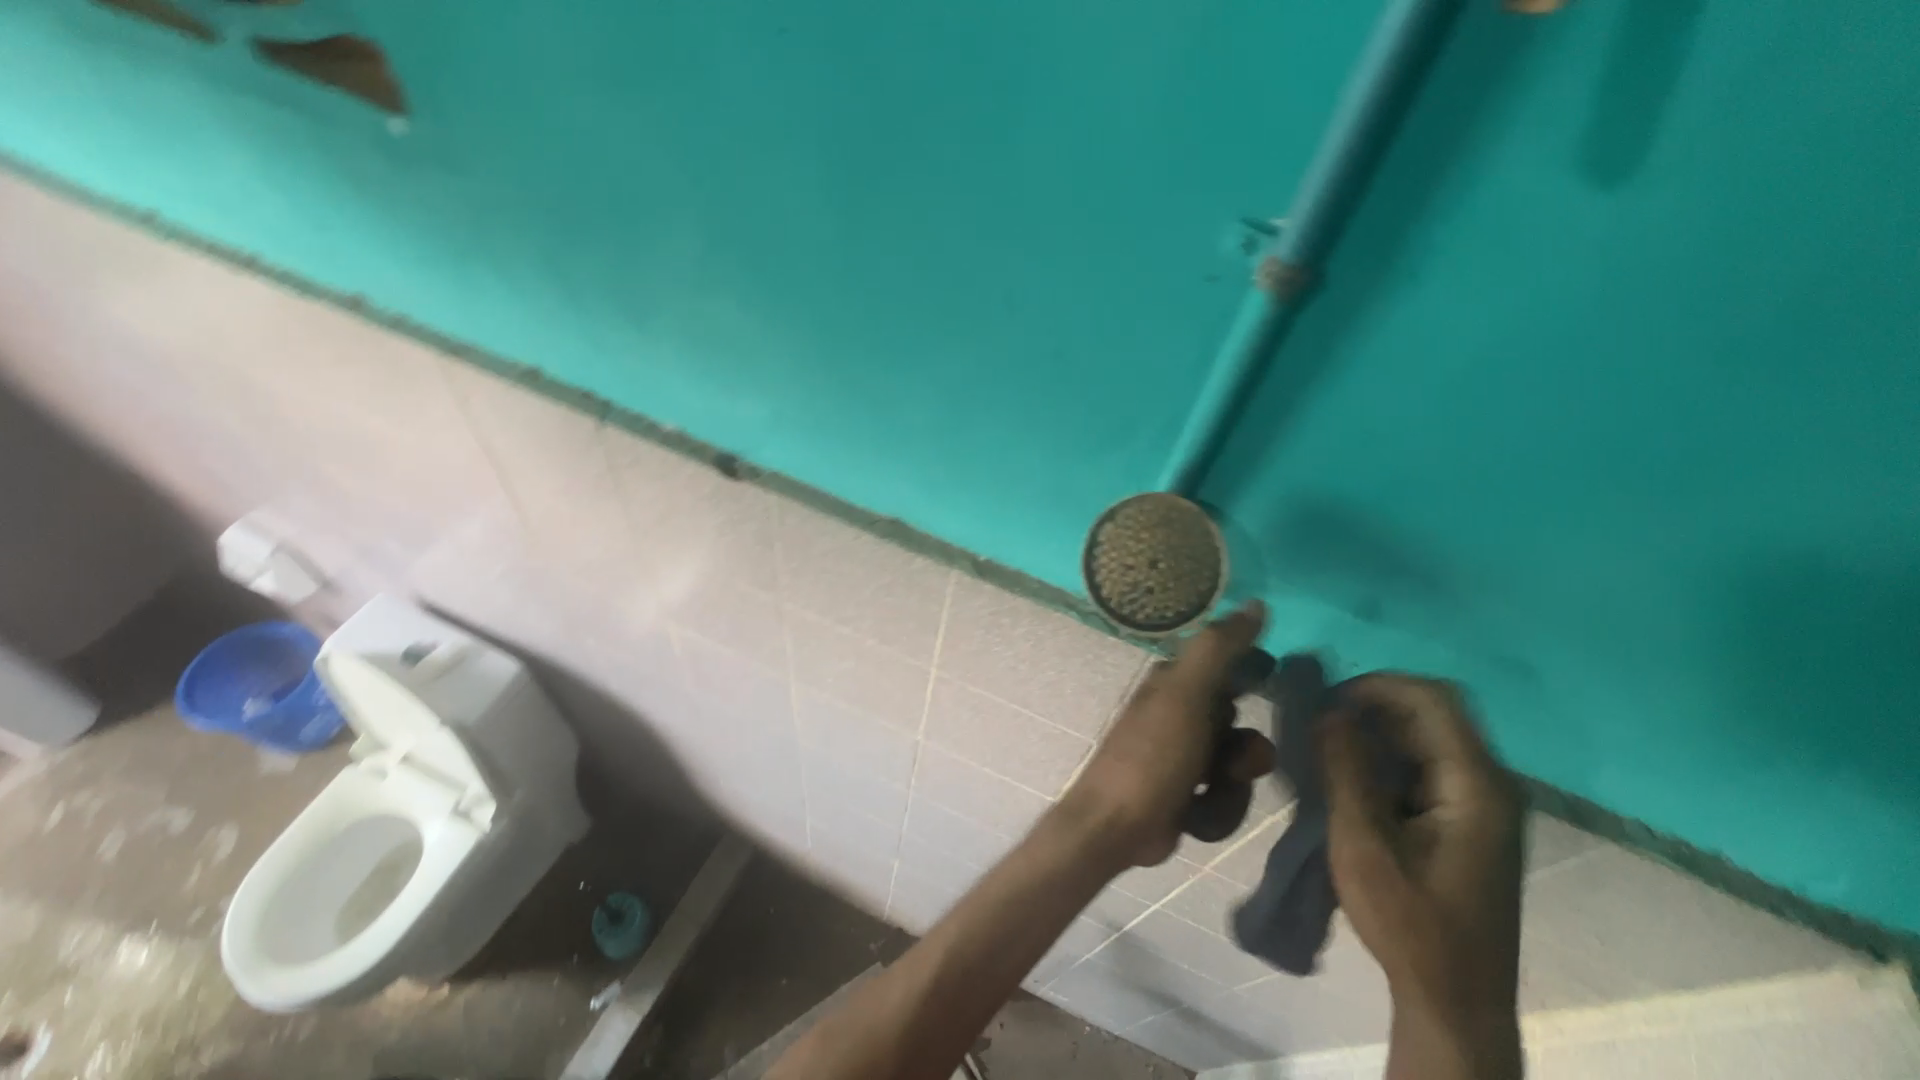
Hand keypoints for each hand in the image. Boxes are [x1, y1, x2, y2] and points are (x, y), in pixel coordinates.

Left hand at [1058, 602, 1276, 868]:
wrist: (1117, 826)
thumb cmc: (1151, 755)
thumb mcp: (1187, 694)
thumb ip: (1219, 648)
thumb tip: (1256, 603)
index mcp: (1173, 684)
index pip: (1228, 666)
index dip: (1254, 679)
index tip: (1273, 694)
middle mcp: (1178, 715)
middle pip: (1240, 724)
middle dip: (1245, 752)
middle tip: (1234, 765)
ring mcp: (1182, 758)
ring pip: (1237, 767)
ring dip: (1231, 789)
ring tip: (1208, 795)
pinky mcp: (1186, 797)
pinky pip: (1225, 799)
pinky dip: (1215, 811)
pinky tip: (1194, 818)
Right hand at [1320, 676, 1524, 1079]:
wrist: (1456, 1001)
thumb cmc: (1410, 924)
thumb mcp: (1364, 844)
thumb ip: (1347, 771)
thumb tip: (1330, 711)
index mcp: (1476, 784)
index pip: (1433, 699)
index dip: (1377, 686)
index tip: (1326, 700)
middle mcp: (1492, 784)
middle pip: (1435, 715)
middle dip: (1374, 708)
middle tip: (1320, 721)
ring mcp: (1486, 806)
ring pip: (1431, 742)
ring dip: (1379, 735)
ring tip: (1327, 747)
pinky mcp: (1472, 825)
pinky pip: (1430, 770)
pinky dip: (1390, 762)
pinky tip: (1354, 781)